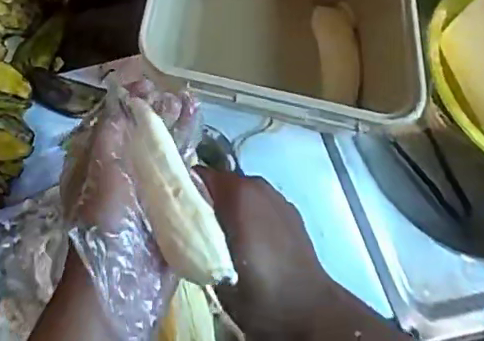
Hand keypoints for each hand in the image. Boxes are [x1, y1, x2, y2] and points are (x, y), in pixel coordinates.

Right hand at [195, 168, 335, 335]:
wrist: (309, 310)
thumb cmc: (259, 293)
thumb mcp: (217, 274)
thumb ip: (198, 243)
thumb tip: (184, 231)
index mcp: (237, 194)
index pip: (200, 174)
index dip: (185, 188)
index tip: (174, 208)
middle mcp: (257, 185)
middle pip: (222, 182)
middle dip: (208, 200)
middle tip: (195, 227)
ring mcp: (277, 196)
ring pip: (243, 192)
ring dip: (231, 207)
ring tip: (223, 238)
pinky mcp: (290, 211)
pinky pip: (261, 204)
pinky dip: (251, 214)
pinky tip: (250, 243)